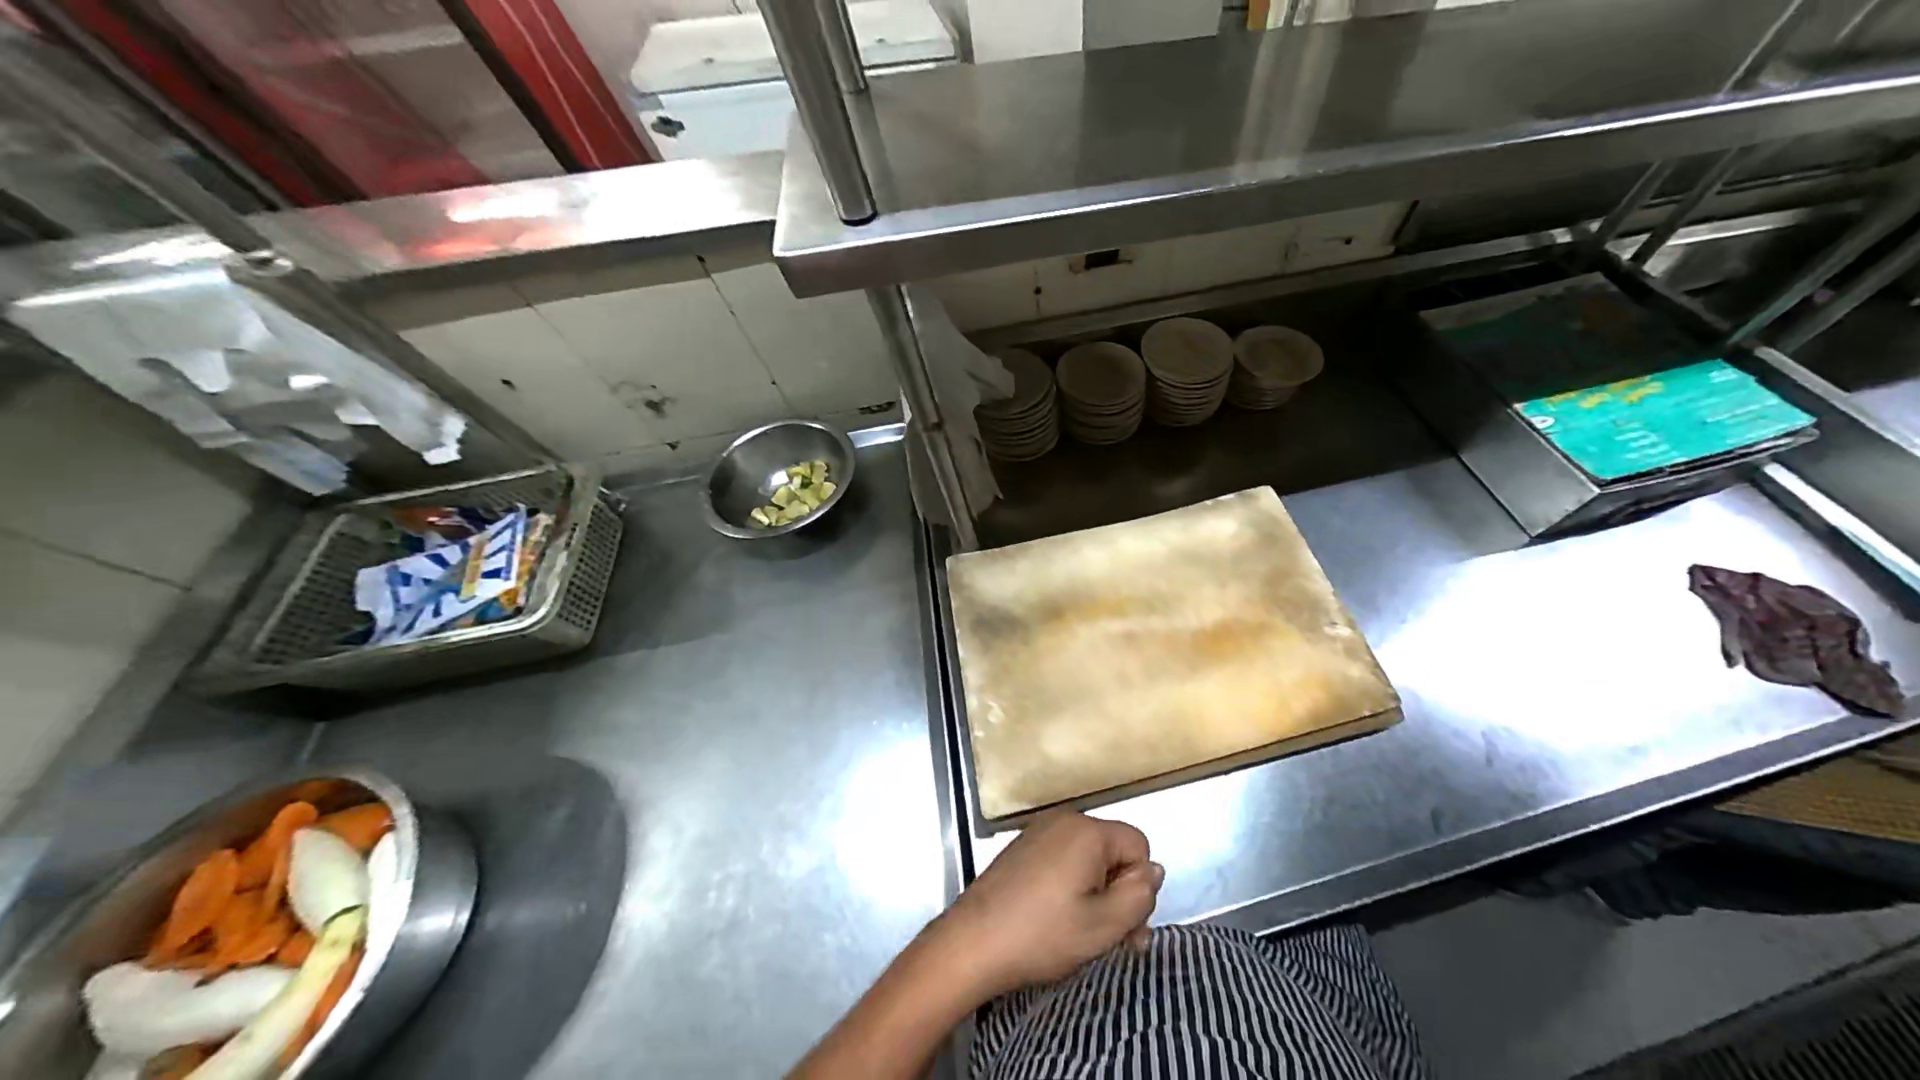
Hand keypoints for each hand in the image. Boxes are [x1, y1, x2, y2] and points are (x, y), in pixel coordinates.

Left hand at [925, 811, 1162, 998]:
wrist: (973, 942)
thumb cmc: (1042, 934)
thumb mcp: (1105, 924)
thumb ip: (1140, 895)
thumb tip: (1154, 870)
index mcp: (1087, 831)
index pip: (1139, 846)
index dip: (1139, 885)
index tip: (1127, 923)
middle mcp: (1063, 820)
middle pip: (1113, 851)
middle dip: (1120, 892)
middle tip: (1115, 940)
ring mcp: (1039, 832)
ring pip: (1089, 859)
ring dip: (1097, 893)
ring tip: (1085, 934)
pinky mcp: (1022, 848)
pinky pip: (1064, 860)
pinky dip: (1071, 886)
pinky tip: (1059, 920)